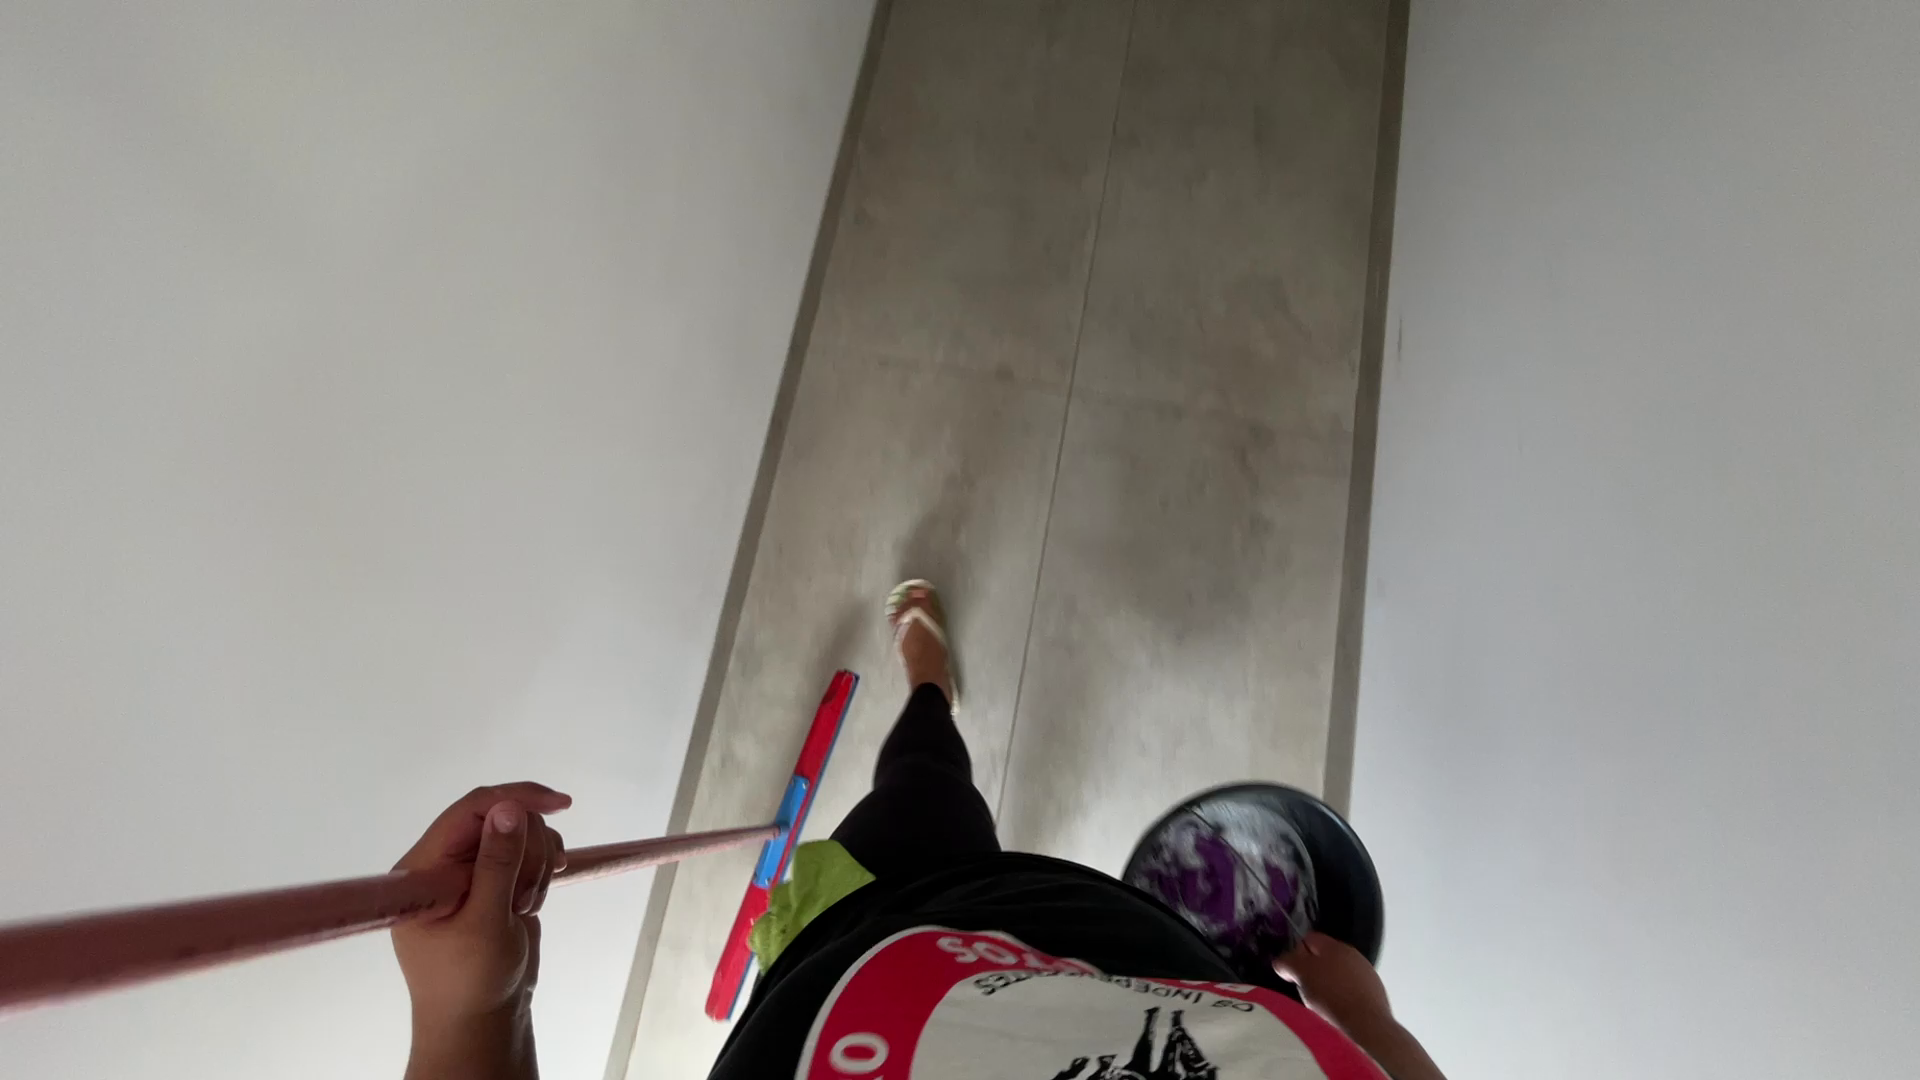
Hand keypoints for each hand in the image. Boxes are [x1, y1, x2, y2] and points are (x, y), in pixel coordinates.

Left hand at [391, 783, 571, 1026]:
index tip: (562, 805)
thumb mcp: (485, 924)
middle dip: (528, 852)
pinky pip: (532, 846)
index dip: (516, 798)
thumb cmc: (471, 980)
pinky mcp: (497, 876)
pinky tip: (534, 897)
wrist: (484, 1019)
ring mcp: (471, 869)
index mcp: (423, 870)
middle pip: (504, 817)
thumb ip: (498, 863)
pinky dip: (544, 866)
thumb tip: (508, 807)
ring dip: (537, 865)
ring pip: (524, 830)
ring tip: (523, 908)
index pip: (470, 810)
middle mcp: (444, 862)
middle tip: (522, 898)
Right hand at [1273, 932, 1391, 1035]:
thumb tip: (1281, 963)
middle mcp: (1352, 953)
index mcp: (1333, 945)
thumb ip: (1286, 963)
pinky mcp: (1377, 994)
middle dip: (1314, 969)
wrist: (1368, 1026)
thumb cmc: (1330, 995)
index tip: (1294, 972)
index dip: (1297, 953)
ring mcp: (1367, 973)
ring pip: (1340, 973)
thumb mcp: (1300, 975)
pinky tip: (1341, 1010)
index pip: (1308, 939)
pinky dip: (1345, 995)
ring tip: (1324, 1003)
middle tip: (1307, 988)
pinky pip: (1354, 989)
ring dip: (1331, 983)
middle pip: (1325, 956)